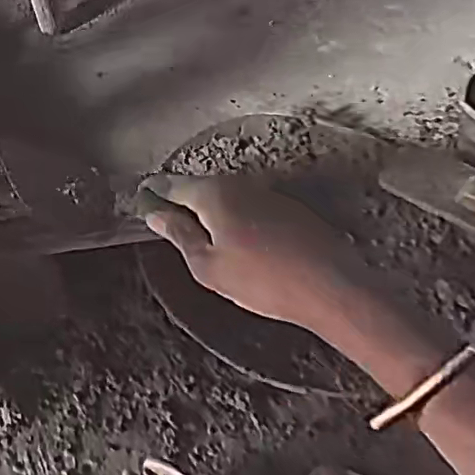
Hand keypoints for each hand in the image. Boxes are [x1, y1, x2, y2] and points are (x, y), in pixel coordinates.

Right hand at [137, 174, 377, 330]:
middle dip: (181, 198)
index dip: (153, 191)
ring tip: (198, 229)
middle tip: (165, 214)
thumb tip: (155, 213)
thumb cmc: (262, 281)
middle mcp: (240, 184)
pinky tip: (236, 237)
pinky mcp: (292, 208)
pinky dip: (235, 215)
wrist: (335, 291)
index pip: (172, 184)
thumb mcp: (207, 265)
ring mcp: (270, 193)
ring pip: (227, 195)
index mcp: (214, 194)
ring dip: (209, 207)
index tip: (140, 197)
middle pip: (201, 187)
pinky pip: (250, 204)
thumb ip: (178, 234)